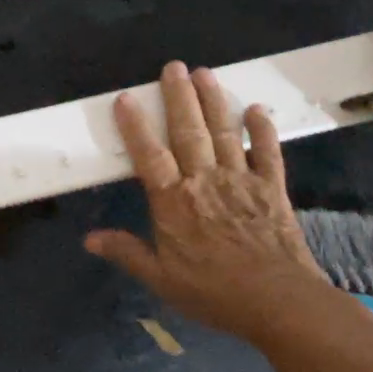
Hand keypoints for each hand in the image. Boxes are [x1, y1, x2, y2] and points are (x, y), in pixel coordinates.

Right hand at [84, 61, 337, 341]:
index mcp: (173, 201)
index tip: (126, 98)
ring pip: (223, 133)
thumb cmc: (216, 292)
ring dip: (213, 101)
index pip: (149, 155)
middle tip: (172, 67)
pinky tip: (256, 110)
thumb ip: (127, 252)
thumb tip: (89, 239)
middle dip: (179, 97)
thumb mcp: (162, 279)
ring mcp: (241, 182)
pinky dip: (262, 131)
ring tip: (204, 73)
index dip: (135, 126)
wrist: (283, 304)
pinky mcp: (272, 190)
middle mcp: (204, 181)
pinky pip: (267, 154)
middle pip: (188, 131)